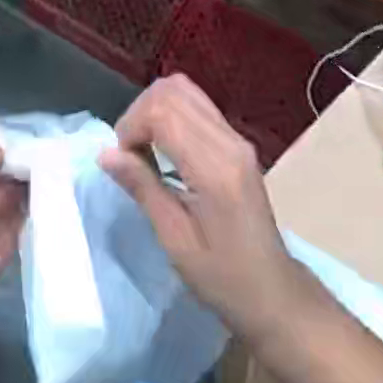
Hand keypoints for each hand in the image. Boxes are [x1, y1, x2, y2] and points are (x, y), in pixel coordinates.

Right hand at [97, 76, 315, 344]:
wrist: (276, 294)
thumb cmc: (224, 278)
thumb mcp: (176, 242)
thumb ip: (143, 189)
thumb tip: (105, 153)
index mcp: (216, 169)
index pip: (164, 112)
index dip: (131, 126)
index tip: (124, 160)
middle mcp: (229, 142)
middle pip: (171, 91)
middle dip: (138, 113)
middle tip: (130, 153)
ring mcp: (236, 138)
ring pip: (183, 89)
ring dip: (153, 109)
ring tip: (144, 146)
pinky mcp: (236, 140)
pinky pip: (195, 103)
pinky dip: (169, 112)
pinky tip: (163, 145)